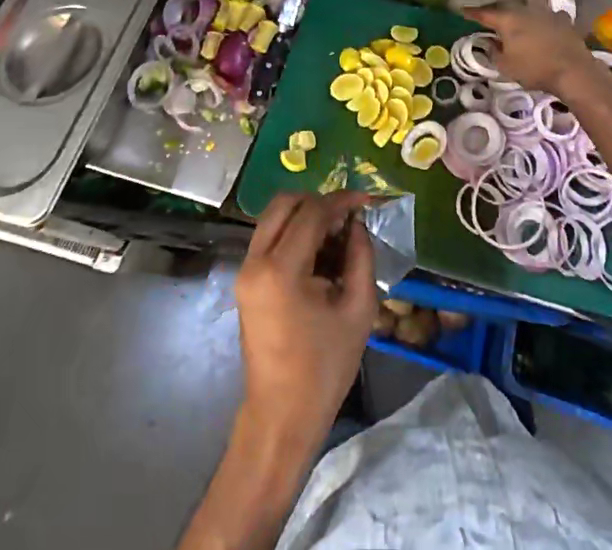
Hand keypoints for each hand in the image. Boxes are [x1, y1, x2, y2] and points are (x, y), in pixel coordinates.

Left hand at [234, 191, 376, 446]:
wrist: (282, 411)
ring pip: (273, 218)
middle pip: (283, 203)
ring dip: (305, 216)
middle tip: (348, 216)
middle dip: (319, 201)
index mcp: (281, 270)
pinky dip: (294, 233)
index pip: (311, 212)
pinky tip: (321, 253)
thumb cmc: (325, 365)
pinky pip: (269, 239)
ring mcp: (245, 271)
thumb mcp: (358, 308)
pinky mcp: (245, 282)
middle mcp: (254, 262)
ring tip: (338, 235)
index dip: (341, 200)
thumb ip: (361, 256)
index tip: (366, 201)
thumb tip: (358, 224)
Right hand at [466, 0, 599, 95]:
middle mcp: (526, 10)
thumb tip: (489, 43)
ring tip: (522, 10)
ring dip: (524, 2)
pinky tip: (546, 22)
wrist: (572, 71)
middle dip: (497, 8)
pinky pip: (551, 11)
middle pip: (507, 2)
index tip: (463, 11)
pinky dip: (546, 15)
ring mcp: (547, 12)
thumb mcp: (506, 67)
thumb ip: (494, 52)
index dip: (473, 12)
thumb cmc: (534, 70)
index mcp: (508, 20)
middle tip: (492, 16)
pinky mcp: (564, 19)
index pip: (485, 13)